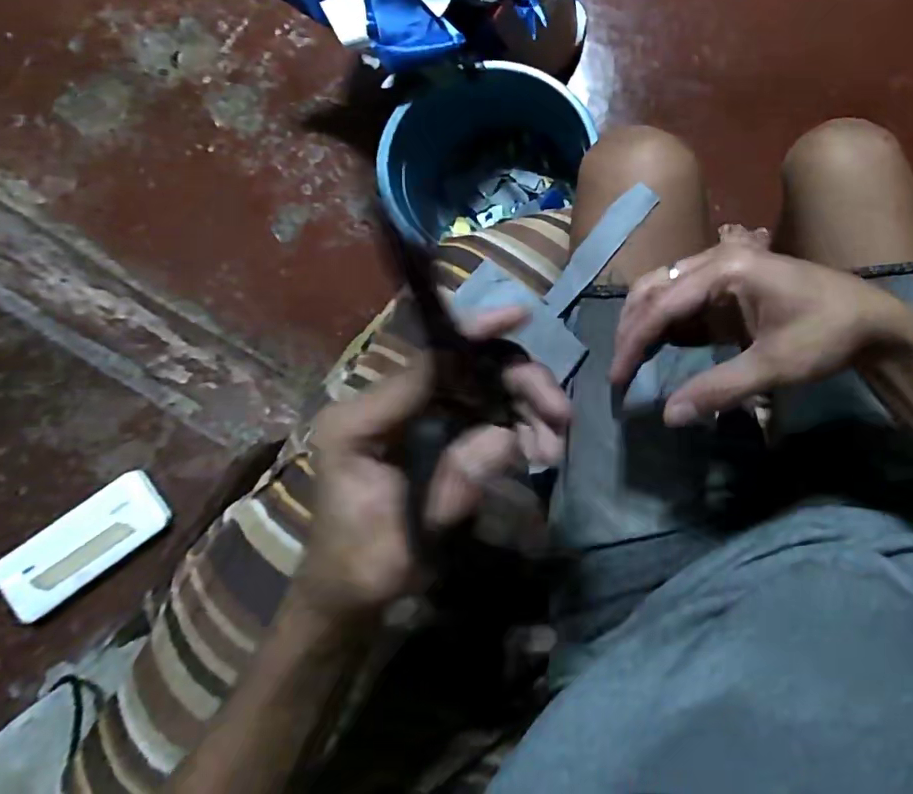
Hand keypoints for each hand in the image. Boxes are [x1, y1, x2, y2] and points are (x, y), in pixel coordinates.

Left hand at [289, 307, 570, 622]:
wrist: (351, 596)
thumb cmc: (362, 570)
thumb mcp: (404, 538)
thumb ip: (453, 486)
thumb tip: (507, 438)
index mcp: (364, 419)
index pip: (428, 361)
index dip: (475, 334)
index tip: (519, 315)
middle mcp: (392, 404)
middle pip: (470, 367)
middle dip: (522, 382)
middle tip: (561, 414)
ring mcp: (420, 414)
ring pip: (489, 385)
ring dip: (529, 408)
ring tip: (554, 447)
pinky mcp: (442, 428)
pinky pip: (492, 410)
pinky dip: (523, 425)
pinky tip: (542, 451)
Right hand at [609, 243, 912, 426]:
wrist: (870, 319)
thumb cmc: (825, 335)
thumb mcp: (775, 366)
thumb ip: (720, 389)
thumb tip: (669, 415)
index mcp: (727, 269)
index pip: (663, 304)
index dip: (634, 342)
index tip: (616, 380)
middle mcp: (719, 256)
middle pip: (656, 286)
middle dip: (632, 327)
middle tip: (619, 371)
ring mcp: (726, 264)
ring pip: (666, 286)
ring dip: (646, 321)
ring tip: (631, 360)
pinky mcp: (733, 279)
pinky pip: (686, 294)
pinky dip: (667, 319)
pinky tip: (658, 345)